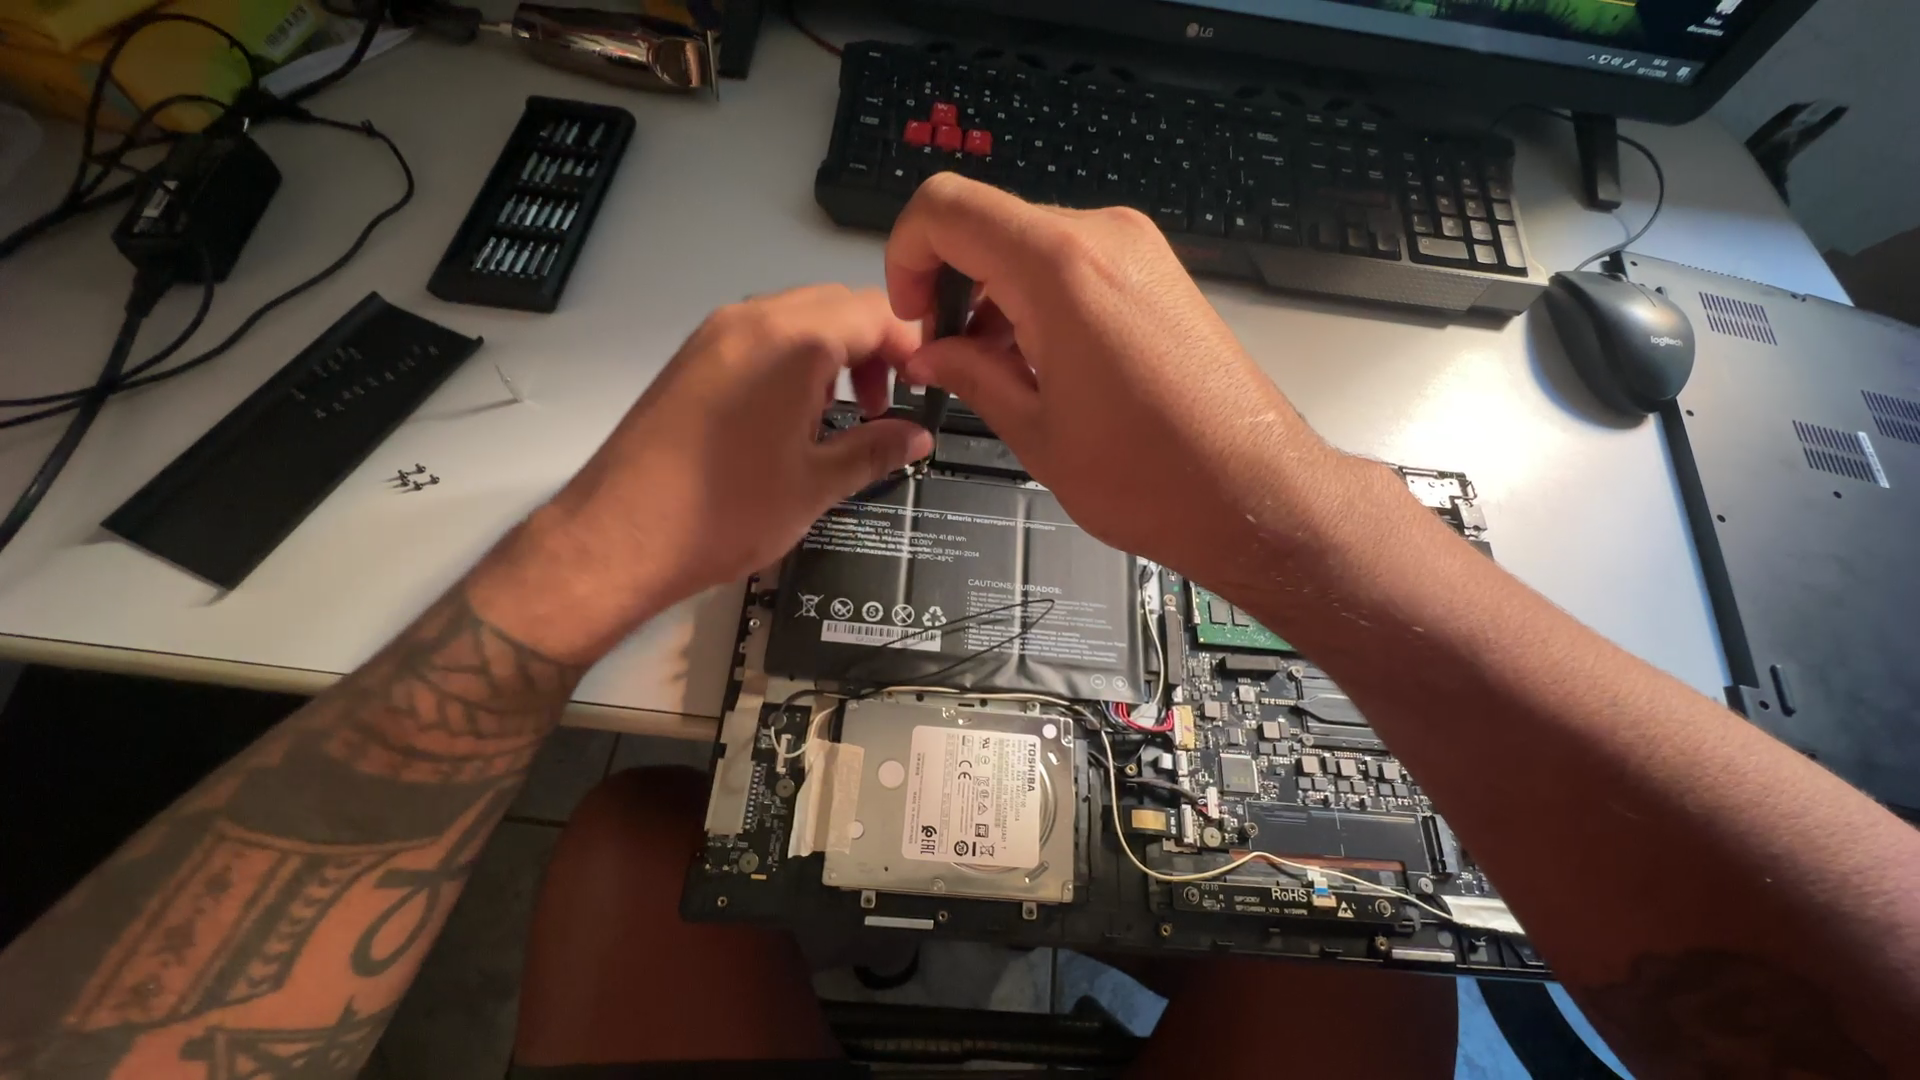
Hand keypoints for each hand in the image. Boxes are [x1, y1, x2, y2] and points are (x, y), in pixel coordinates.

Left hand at [472, 286, 933, 663]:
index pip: (874, 314)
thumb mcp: (816, 483)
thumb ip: (876, 449)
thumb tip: (917, 438)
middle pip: (836, 306)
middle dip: (875, 348)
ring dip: (834, 353)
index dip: (911, 346)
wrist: (620, 536)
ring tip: (844, 414)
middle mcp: (751, 321)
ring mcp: (715, 336)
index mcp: (792, 342)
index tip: (927, 386)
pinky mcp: (693, 358)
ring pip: (797, 318)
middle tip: (888, 405)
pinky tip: (796, 415)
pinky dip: (794, 361)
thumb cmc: (726, 511)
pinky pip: (761, 338)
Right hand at [886, 175, 1360, 588]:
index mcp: (1061, 270)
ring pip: (1030, 246)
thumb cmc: (1157, 477)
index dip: (906, 256)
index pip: (947, 209)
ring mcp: (1138, 253)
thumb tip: (933, 354)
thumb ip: (970, 376)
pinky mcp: (1156, 277)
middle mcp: (1104, 240)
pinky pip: (1073, 266)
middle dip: (951, 285)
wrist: (1253, 495)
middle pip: (989, 224)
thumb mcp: (1035, 432)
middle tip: (948, 357)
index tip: (911, 313)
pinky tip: (1039, 366)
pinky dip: (1037, 302)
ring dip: (995, 299)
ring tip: (998, 374)